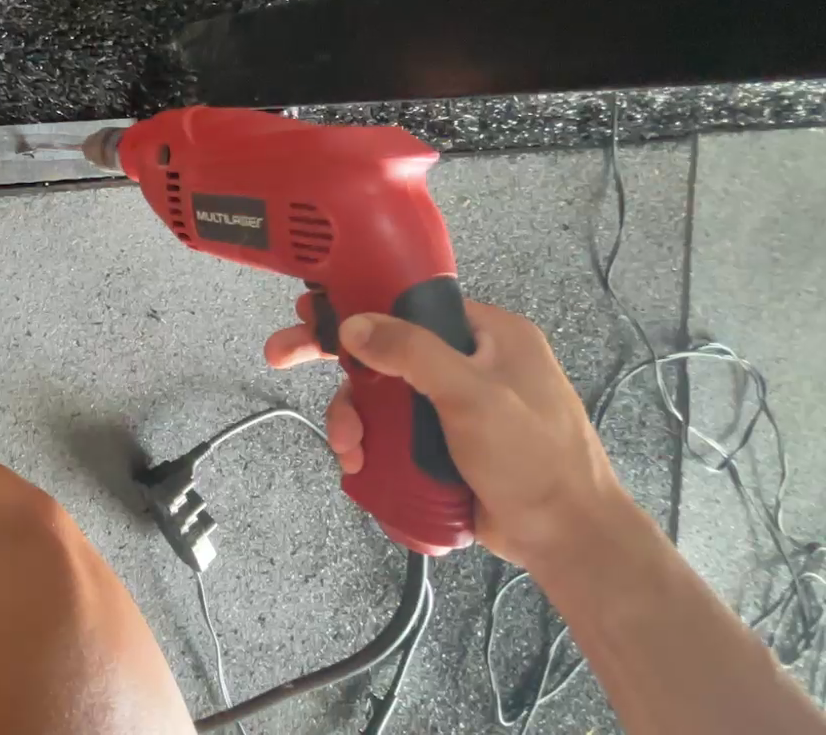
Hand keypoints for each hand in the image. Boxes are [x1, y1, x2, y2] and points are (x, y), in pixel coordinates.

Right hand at [265, 296, 632, 570]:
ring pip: (376, 391)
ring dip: (351, 416)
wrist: (567, 541)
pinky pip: (386, 424)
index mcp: (488, 335)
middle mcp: (466, 360)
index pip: (409, 304)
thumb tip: (351, 325)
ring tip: (346, 447)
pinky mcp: (437, 437)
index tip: (310, 312)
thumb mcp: (473, 397)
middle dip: (332, 359)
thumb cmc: (533, 460)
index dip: (356, 305)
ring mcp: (449, 401)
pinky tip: (357, 460)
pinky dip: (365, 439)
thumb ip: (412, 354)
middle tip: (278, 355)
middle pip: (381, 347)